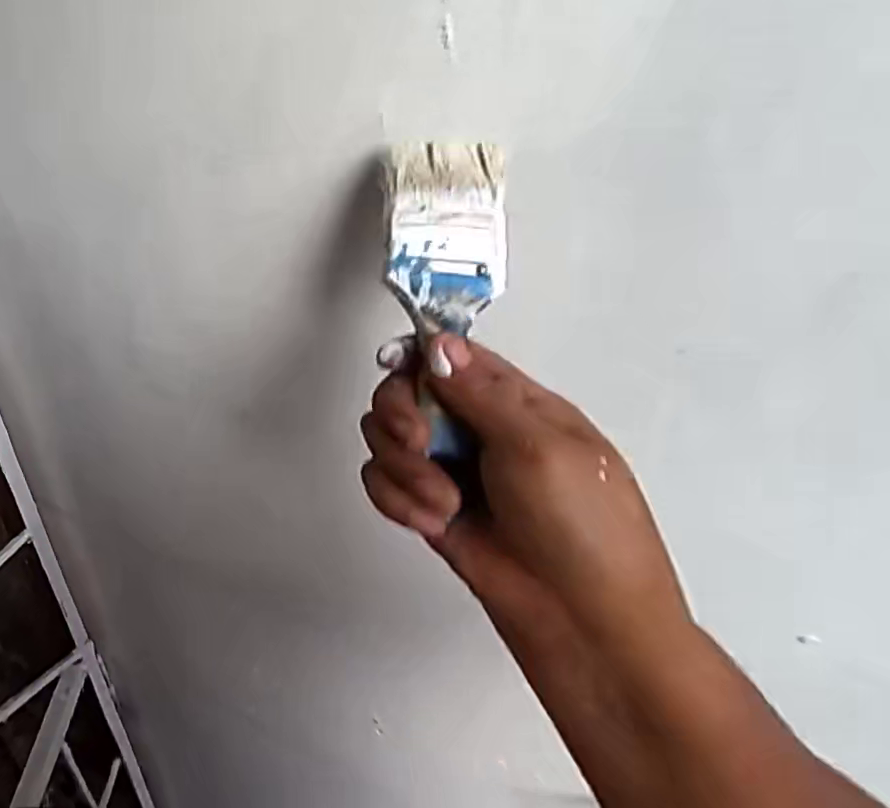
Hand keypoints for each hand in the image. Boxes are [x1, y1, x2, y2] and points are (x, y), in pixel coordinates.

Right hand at [360, 334, 689, 650]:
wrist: (578, 618)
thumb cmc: (587, 534)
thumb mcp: (541, 450)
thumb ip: (482, 394)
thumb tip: (439, 345)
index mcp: (516, 406)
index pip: (450, 356)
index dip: (415, 355)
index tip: (393, 365)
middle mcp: (474, 429)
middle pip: (401, 391)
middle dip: (399, 416)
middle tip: (419, 442)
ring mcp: (445, 465)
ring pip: (382, 436)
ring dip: (404, 469)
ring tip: (442, 500)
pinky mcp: (421, 500)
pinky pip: (377, 479)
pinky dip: (397, 499)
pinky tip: (431, 519)